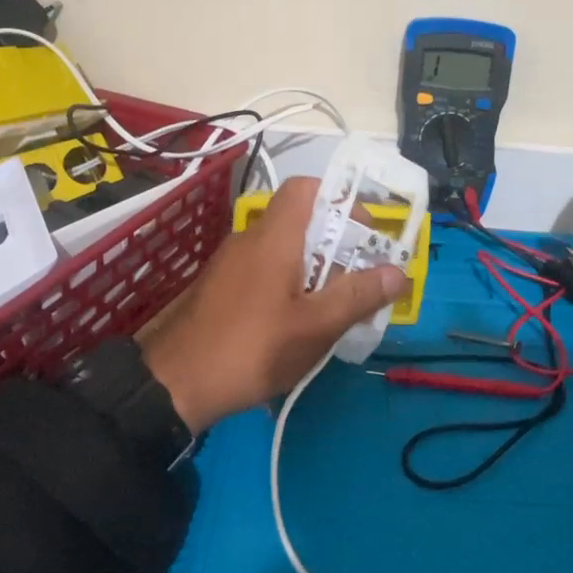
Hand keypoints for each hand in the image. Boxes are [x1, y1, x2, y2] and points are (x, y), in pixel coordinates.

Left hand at [143, 177, 410, 432]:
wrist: (175, 384)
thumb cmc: (252, 348)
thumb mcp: (315, 326)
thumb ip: (358, 296)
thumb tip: (398, 271)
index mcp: (274, 237)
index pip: (306, 188)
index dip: (341, 200)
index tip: (366, 233)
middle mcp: (250, 240)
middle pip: (300, 222)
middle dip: (336, 244)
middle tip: (361, 279)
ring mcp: (231, 266)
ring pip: (283, 251)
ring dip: (314, 269)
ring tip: (336, 307)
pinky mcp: (220, 291)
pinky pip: (265, 273)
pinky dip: (289, 286)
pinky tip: (298, 325)